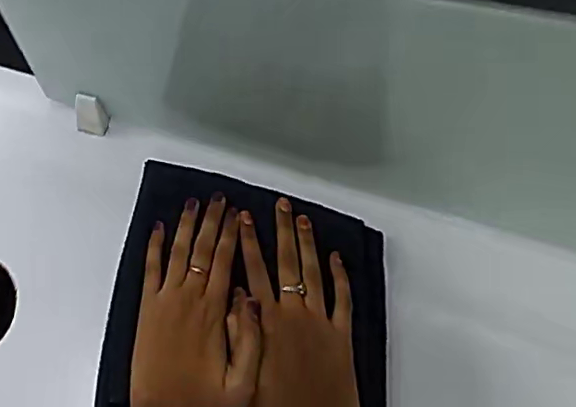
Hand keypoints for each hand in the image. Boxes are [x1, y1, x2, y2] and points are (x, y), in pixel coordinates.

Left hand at [130, 194, 262, 406]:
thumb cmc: (202, 403)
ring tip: (193, 203)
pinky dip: (154, 244)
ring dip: (186, 224)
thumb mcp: (241, 384)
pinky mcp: (147, 306)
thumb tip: (251, 300)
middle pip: (202, 248)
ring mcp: (165, 299)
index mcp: (212, 312)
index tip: (237, 214)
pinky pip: (151, 266)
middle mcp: (188, 298)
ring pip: (178, 250)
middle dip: (212, 220)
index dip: (231, 235)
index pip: (225, 262)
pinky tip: (158, 227)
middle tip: (219, 199)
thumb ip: (249, 340)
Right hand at [240, 198, 358, 406]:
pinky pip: (342, 299)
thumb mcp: (245, 370)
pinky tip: (337, 257)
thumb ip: (237, 331)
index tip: (242, 217)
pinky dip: (340, 276)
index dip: (248, 240)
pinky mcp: (342, 337)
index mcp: (267, 320)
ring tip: (303, 219)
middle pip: (285, 261)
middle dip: (281, 229)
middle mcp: (292, 313)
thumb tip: (232, 297)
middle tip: (280, 204)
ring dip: (307, 243)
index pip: (254, 268)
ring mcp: (319, 322)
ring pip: (312, 272)